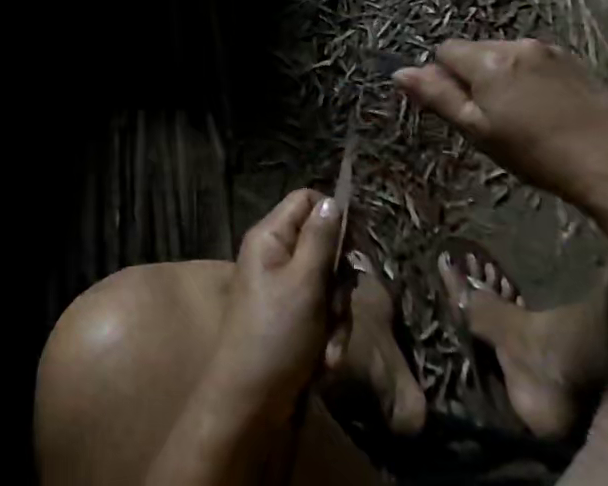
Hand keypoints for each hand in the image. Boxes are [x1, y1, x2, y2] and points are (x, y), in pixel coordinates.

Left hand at [200, 189, 347, 424]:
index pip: (306, 200)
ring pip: (331, 283)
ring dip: (337, 315)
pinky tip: (323, 360)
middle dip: (339, 280)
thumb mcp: (303, 282)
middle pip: (325, 245)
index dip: (333, 213)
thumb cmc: (274, 335)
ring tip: (326, 343)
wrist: (251, 406)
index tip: (356, 240)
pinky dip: (330, 336)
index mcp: (270, 237)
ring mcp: (286, 290)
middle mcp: (277, 257)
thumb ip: (320, 238)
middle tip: (335, 303)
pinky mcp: (295, 319)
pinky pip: (325, 313)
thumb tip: (333, 200)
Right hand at [395, 38, 607, 197]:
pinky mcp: (575, 62)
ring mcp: (550, 51)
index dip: (445, 79)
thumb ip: (438, 96)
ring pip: (508, 56)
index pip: (445, 51)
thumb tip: (400, 72)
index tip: (463, 110)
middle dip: (476, 77)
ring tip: (524, 118)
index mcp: (489, 60)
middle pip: (477, 51)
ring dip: (505, 78)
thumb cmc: (534, 153)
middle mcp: (517, 44)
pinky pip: (536, 63)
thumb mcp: (477, 130)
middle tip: (493, 119)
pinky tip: (548, 111)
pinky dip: (532, 80)